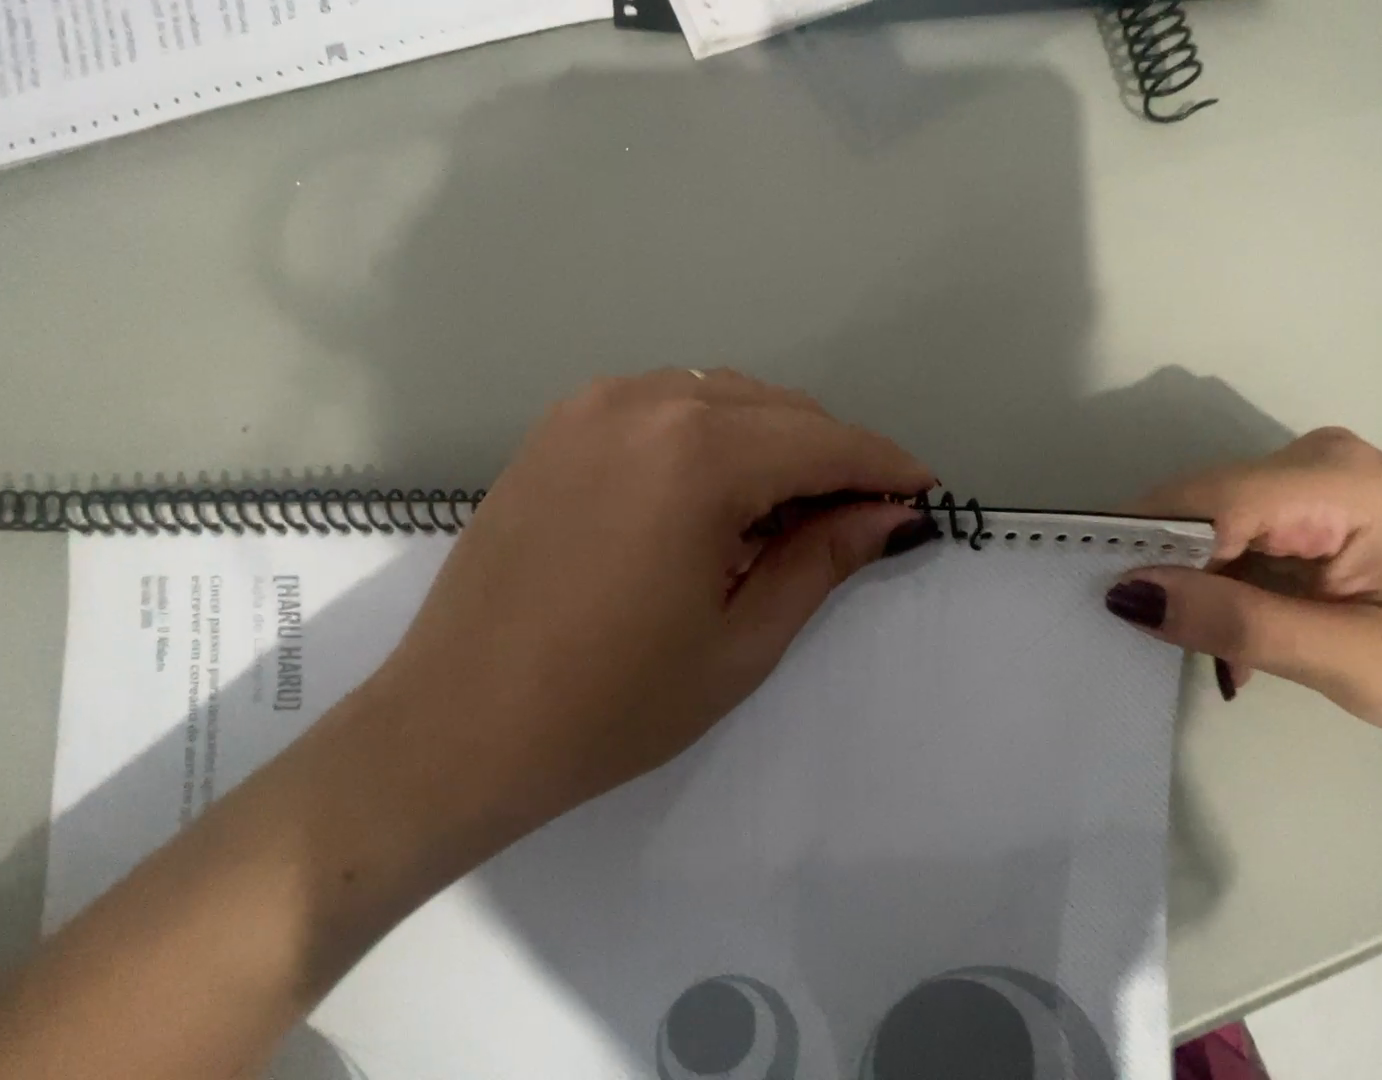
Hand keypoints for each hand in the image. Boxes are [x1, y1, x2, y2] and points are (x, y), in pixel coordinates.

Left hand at [345, 370, 937, 855]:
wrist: (459, 726)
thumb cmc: (612, 705)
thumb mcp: (741, 641)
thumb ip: (822, 560)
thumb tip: (891, 514)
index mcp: (696, 454)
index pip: (824, 441)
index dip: (884, 467)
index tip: (922, 495)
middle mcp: (644, 401)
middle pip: (776, 408)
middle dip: (830, 456)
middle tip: (858, 519)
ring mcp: (589, 407)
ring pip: (720, 398)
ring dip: (771, 443)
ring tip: (785, 516)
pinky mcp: (556, 427)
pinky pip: (662, 407)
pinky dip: (709, 438)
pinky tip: (711, 498)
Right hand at [1104, 427, 1381, 737]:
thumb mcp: (1352, 659)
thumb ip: (1239, 623)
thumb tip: (1128, 593)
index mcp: (1334, 481)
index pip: (1199, 502)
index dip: (1144, 552)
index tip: (1109, 614)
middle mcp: (1315, 460)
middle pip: (1194, 510)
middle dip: (1171, 579)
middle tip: (1175, 654)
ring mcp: (1314, 481)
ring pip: (1206, 530)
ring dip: (1201, 595)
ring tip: (1228, 664)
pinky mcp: (1315, 507)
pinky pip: (1234, 542)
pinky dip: (1227, 592)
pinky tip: (1250, 643)